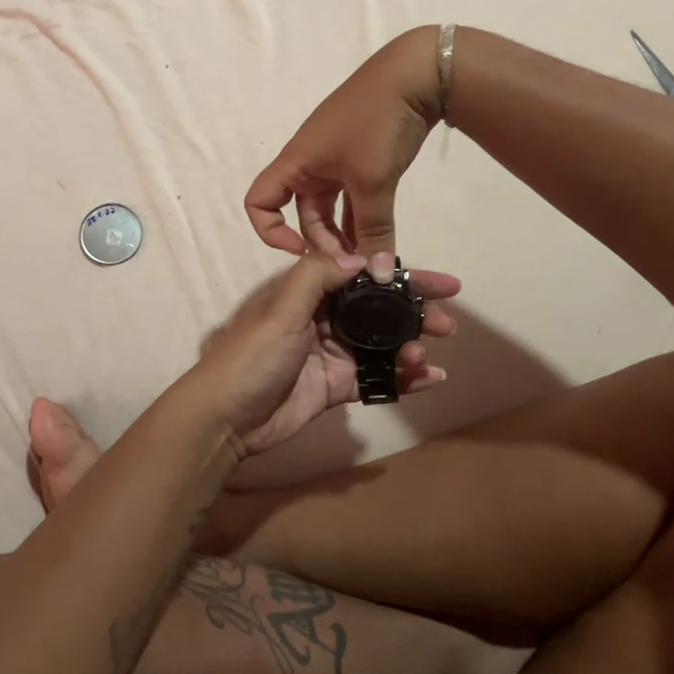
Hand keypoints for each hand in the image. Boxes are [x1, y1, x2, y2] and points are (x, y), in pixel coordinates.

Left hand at [192, 251, 460, 455]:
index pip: (365, 276)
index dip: (403, 277)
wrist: (225, 417)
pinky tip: (430, 380)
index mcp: (310, 290)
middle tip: (448, 324)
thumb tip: (361, 256)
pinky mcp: (336, 387)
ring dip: (410, 347)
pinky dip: (403, 379)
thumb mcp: (281, 308)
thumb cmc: (250, 356)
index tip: (443, 283)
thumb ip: (317, 276)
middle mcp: (325, 317)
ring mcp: (333, 353)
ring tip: (428, 356)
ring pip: (382, 344)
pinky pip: (376, 379)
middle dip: (416, 313)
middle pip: (380, 310)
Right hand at [246, 27, 443, 267]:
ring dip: (345, 235)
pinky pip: (353, 199)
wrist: (415, 74)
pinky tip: (382, 242)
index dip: (269, 232)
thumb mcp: (372, 180)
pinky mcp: (363, 160)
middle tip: (354, 267)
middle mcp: (310, 164)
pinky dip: (363, 220)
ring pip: (331, 209)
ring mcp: (337, 161)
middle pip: (302, 214)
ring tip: (370, 261)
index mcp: (296, 163)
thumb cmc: (377, 123)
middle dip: (322, 243)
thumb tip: (377, 278)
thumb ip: (373, 230)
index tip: (299, 251)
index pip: (259, 202)